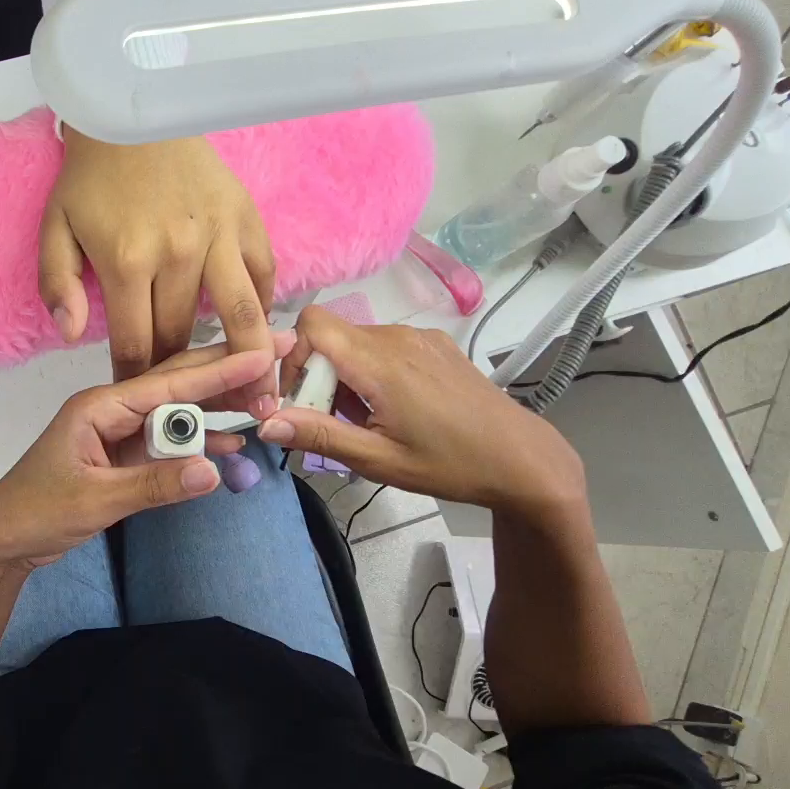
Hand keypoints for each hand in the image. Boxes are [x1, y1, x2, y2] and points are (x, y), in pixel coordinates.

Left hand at [0, 339, 285, 569]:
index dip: (218, 370)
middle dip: (228, 373)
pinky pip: (170, 440)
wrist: (5, 540)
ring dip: (220, 406)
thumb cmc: (38, 513)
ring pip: (179, 410)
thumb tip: (214, 470)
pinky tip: (234, 442)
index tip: (263, 354)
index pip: (169, 383)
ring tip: (269, 396)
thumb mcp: (96, 500)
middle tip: (280, 354)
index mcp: (101, 406)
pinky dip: (200, 440)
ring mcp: (120, 430)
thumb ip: (154, 485)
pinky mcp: (124, 453)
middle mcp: (114, 408)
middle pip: (178, 386)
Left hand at [41, 128, 276, 403]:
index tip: (143, 406)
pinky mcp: (247, 219)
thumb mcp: (55, 227)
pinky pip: (264, 275)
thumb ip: (57, 284)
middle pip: (184, 338)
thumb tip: (70, 337)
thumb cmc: (90, 178)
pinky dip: (264, 307)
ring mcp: (219, 237)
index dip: (135, 380)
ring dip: (249, 362)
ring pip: (241, 316)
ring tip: (262, 398)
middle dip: (187, 380)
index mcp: (127, 262)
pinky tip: (263, 332)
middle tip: (200, 409)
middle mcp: (178, 255)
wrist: (133, 113)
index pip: (135, 344)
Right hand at [257, 307, 585, 519]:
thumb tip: (267, 423)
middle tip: (334, 421)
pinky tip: (394, 408)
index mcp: (381, 362)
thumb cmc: (450, 464)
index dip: (293, 355)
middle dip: (318, 376)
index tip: (299, 397)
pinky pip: (383, 346)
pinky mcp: (435, 344)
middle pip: (331, 337)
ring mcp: (420, 338)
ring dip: (345, 376)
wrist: (523, 459)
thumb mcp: (378, 460)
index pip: (312, 324)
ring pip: (355, 342)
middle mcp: (398, 337)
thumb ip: (319, 436)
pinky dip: (371, 371)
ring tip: (368, 420)